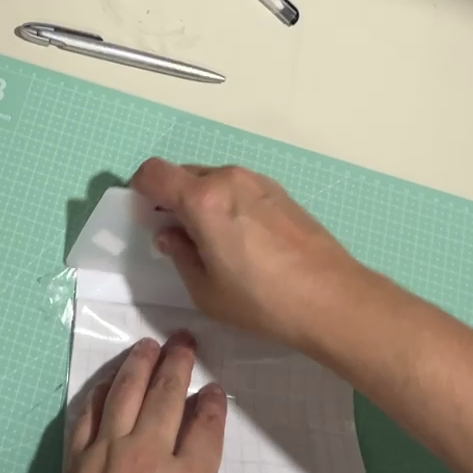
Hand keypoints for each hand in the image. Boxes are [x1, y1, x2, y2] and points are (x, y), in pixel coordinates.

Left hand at [51, 333, 270, 472]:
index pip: (205, 428)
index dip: (212, 404)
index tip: (214, 389)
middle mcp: (146, 457)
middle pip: (165, 395)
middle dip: (178, 363)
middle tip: (184, 341)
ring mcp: (107, 453)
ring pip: (126, 392)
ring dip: (139, 362)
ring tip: (149, 344)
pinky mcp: (75, 460)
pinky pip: (88, 412)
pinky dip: (101, 390)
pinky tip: (110, 379)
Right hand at [132, 158, 371, 354]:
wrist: (333, 299)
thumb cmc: (262, 300)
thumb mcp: (207, 291)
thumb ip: (180, 255)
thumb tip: (169, 235)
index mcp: (202, 199)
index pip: (154, 172)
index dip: (140, 188)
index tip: (143, 214)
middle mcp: (227, 178)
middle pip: (183, 174)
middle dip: (171, 198)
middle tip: (178, 235)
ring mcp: (257, 181)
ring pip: (212, 179)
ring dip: (201, 200)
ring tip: (214, 241)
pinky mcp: (279, 191)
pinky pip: (237, 187)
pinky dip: (227, 203)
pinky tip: (244, 240)